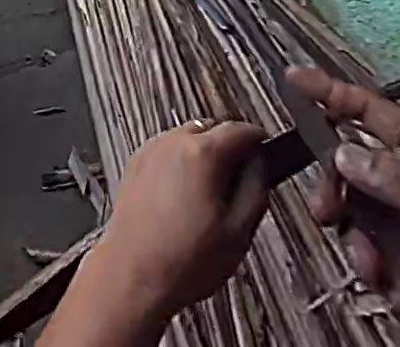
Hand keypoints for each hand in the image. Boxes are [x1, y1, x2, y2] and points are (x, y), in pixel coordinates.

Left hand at [39, 120, 269, 346]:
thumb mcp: (238, 231)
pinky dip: (181, 159)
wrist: (134, 272)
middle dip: (230, 145)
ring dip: (204, 151)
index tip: (265, 148)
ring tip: (213, 189)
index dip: (258, 138)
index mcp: (202, 153)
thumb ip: (255, 190)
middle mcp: (174, 142)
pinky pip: (167, 149)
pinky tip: (185, 192)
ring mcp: (152, 150)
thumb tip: (260, 165)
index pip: (239, 129)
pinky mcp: (137, 162)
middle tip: (242, 175)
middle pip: (211, 128)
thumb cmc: (184, 259)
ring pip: (188, 136)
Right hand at [286, 67, 399, 346]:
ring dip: (353, 236)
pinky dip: (373, 269)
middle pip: (352, 164)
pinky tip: (392, 287)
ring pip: (356, 210)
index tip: (293, 78)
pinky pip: (372, 252)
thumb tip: (343, 151)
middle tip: (325, 210)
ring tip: (370, 264)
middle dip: (333, 185)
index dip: (332, 93)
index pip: (374, 113)